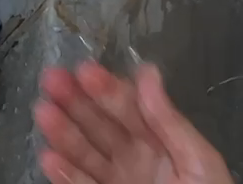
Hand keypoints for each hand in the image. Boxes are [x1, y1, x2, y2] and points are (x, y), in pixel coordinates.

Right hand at [35, 61, 231, 183]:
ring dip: (63, 132)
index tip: (83, 70)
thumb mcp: (200, 166)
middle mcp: (135, 158)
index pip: (129, 107)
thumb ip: (170, 122)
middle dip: (75, 100)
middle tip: (50, 78)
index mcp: (161, 142)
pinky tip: (48, 157)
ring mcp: (118, 182)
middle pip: (100, 124)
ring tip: (42, 111)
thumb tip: (146, 71)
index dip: (106, 87)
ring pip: (85, 153)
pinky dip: (64, 174)